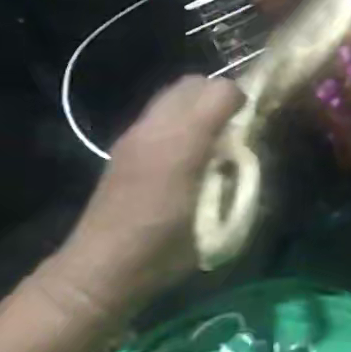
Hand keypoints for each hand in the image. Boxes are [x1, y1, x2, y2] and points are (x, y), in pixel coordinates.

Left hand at [51, 76, 243, 313]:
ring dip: (195, 104)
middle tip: (230, 126)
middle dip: (218, 96)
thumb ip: (239, 183)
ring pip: (172, 92)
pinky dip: (175, 117)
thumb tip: (251, 156)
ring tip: (206, 137)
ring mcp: (135, 132)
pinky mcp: (122, 143)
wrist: (99, 269)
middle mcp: (157, 126)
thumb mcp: (217, 227)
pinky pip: (156, 111)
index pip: (220, 91)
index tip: (251, 123)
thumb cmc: (162, 252)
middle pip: (194, 82)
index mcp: (183, 143)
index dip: (242, 101)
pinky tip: (180, 151)